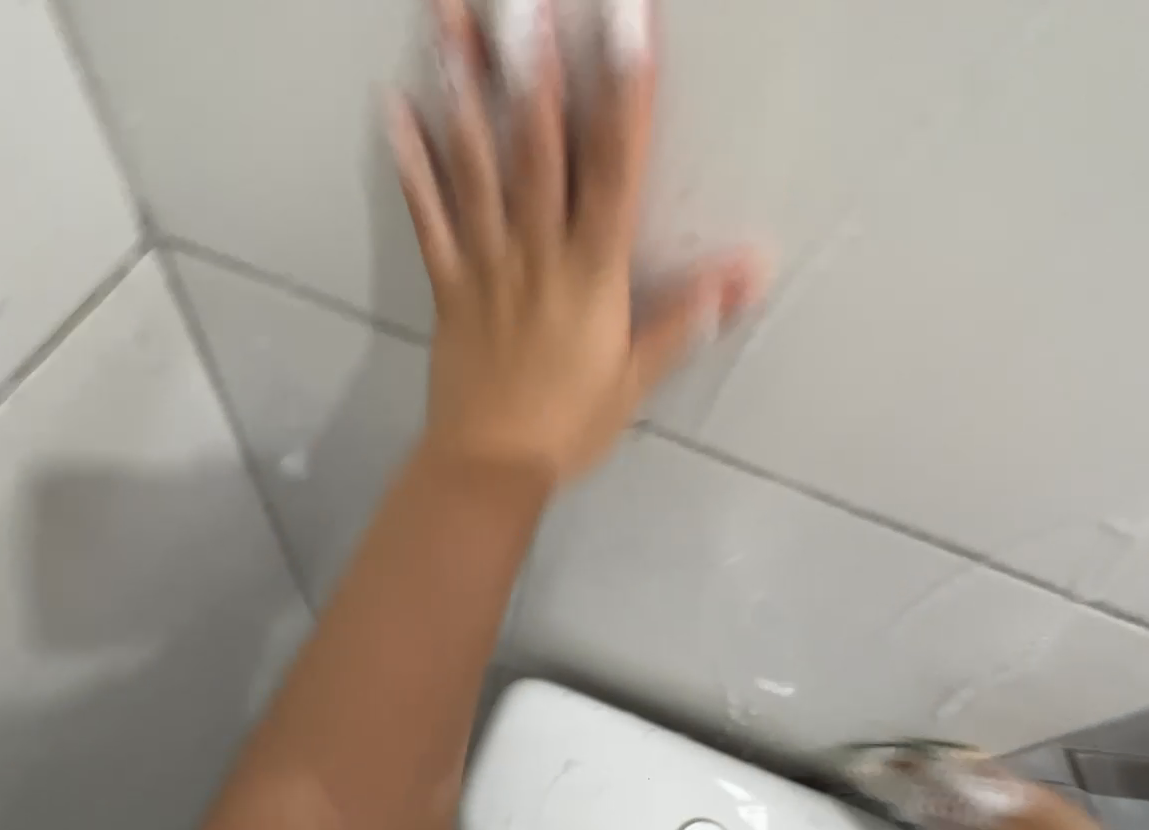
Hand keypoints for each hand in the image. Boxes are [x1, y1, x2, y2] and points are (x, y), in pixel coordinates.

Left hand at [386, 0, 766, 485]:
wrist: (490, 466)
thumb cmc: (570, 425)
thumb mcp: (638, 377)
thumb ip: (687, 316)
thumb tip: (753, 268)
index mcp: (592, 273)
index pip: (614, 170)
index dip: (624, 96)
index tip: (626, 26)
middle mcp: (538, 252)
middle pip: (536, 149)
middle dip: (533, 67)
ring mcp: (487, 264)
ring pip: (475, 168)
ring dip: (466, 89)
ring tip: (451, 20)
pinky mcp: (449, 284)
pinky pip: (429, 216)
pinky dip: (412, 163)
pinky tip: (395, 107)